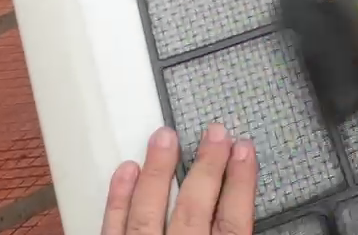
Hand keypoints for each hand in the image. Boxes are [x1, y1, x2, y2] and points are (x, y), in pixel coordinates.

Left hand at [102, 124, 257, 234]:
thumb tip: (236, 201)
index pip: (232, 226)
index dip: (240, 185)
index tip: (245, 150)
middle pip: (193, 211)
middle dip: (206, 168)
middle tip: (216, 132)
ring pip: (148, 213)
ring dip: (158, 172)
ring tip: (165, 136)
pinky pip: (112, 229)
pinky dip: (118, 200)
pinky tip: (126, 170)